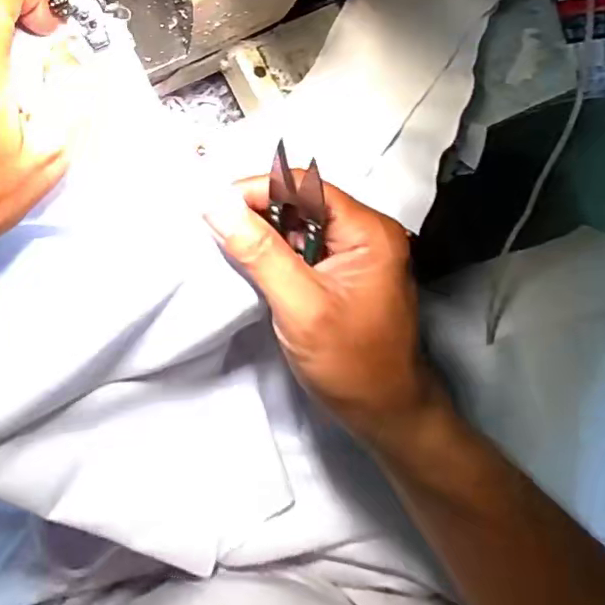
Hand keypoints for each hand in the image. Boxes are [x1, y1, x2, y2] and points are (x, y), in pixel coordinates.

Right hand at [204, 174, 446, 438]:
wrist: (387, 416)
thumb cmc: (352, 364)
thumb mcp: (300, 307)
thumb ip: (259, 252)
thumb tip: (217, 206)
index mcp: (368, 231)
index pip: (304, 187)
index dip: (258, 190)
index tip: (217, 207)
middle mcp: (365, 232)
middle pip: (299, 200)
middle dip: (257, 210)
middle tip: (219, 227)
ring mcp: (354, 251)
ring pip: (296, 221)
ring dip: (262, 230)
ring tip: (231, 245)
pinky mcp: (341, 270)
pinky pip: (300, 243)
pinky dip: (273, 248)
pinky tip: (254, 262)